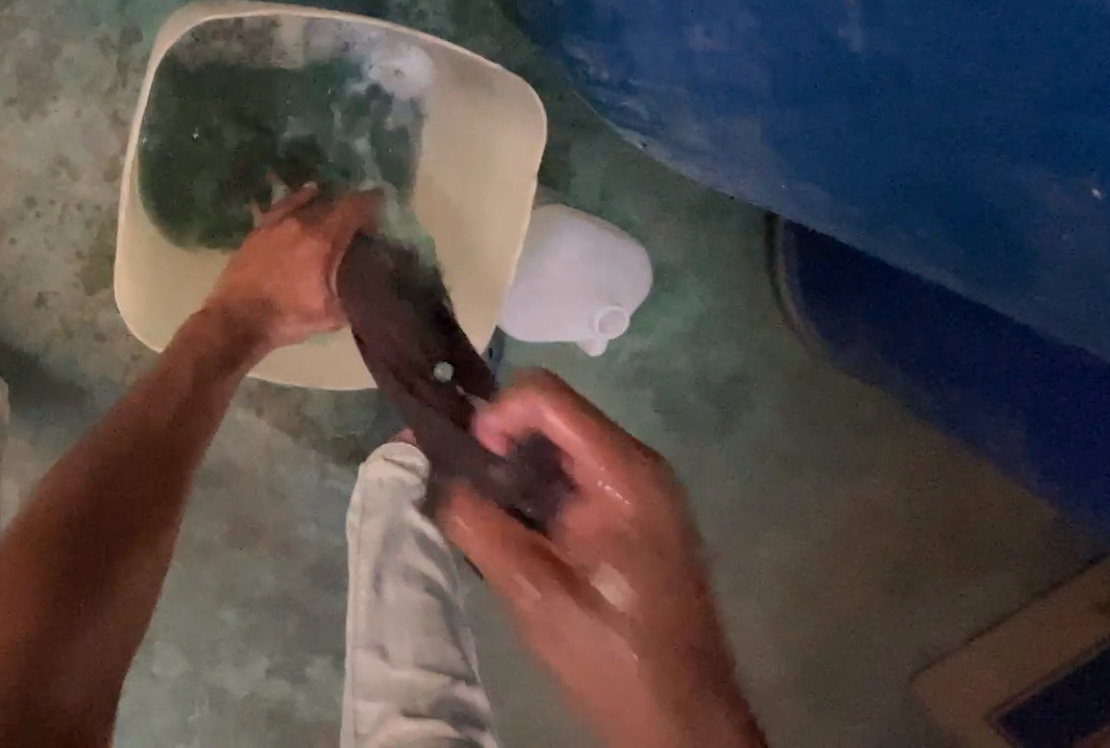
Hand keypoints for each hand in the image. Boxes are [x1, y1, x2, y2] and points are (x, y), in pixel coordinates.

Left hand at [202, 184, 379, 350]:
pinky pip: (284, 205)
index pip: (354, 208)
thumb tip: (375, 288)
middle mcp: (301, 223)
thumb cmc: (287, 318)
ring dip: (328, 203)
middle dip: (351, 207)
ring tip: (338, 208)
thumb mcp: (331, 315)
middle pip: (333, 203)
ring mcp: (277, 223)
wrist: (237, 319)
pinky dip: (300, 197)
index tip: (383, 201)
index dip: (372, 202)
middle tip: (363, 218)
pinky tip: (309, 192)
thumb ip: (356, 297)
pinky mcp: (260, 229)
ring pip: (309, 203)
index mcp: (322, 240)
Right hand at [439, 370, 764, 747]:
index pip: (544, 394)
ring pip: (555, 437)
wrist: (683, 720)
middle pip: (549, 410)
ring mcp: (637, 483)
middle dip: (499, 440)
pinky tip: (519, 526)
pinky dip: (534, 481)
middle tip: (472, 489)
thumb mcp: (529, 589)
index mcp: (622, 472)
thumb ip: (474, 521)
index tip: (472, 461)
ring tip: (490, 510)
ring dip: (513, 463)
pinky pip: (570, 466)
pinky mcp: (630, 506)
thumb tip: (427, 472)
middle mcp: (635, 462)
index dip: (495, 414)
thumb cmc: (611, 654)